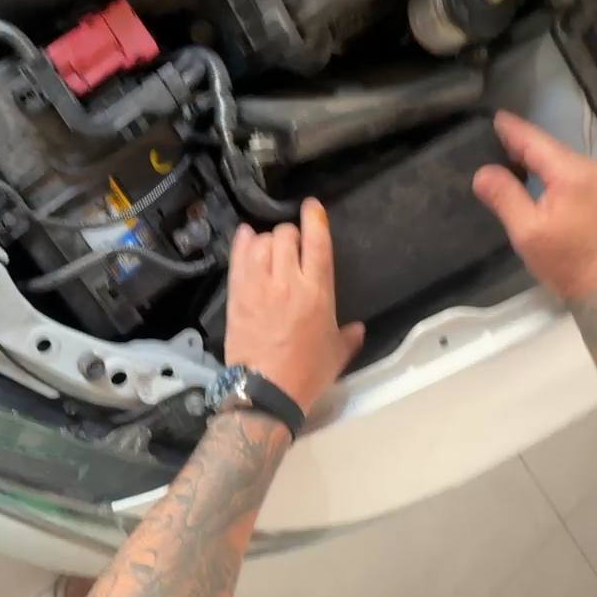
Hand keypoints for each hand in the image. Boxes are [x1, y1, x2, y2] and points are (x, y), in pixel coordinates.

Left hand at [226, 198, 364, 416]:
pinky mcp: (237, 295)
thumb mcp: (337, 354)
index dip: (315, 218)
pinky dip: (242, 243)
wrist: (265, 389)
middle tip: (292, 242)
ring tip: (270, 246)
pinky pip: (238, 259)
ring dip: (268, 239)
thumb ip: (350, 336)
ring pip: (261, 243)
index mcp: (318, 292)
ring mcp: (259, 286)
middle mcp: (288, 282)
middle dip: (290, 233)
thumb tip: (358, 328)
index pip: (318, 242)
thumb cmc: (306, 373)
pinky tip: (246, 238)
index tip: (312, 207)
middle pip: (286, 236)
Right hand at [473, 112, 596, 300]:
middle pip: (550, 148)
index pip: (536, 142)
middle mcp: (590, 169)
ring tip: (507, 152)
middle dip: (522, 141)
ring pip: (560, 159)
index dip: (513, 130)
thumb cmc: (563, 260)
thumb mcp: (526, 231)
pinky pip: (569, 170)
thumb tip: (482, 172)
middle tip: (493, 136)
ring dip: (535, 155)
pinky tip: (533, 174)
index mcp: (571, 174)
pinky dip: (548, 167)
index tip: (495, 117)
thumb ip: (504, 197)